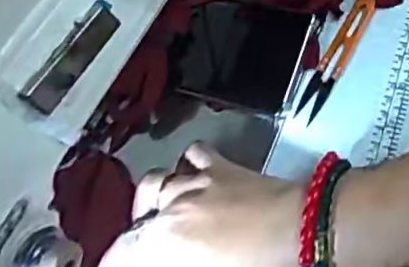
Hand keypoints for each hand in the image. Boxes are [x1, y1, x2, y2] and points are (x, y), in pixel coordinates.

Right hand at [100, 143, 301, 266]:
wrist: (295, 226)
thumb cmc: (250, 264)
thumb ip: (173, 260)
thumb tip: (166, 255)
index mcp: (161, 244)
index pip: (117, 255)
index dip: (113, 262)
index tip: (117, 264)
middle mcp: (172, 208)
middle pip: (133, 221)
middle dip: (129, 239)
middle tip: (140, 251)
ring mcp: (198, 181)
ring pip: (154, 183)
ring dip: (149, 201)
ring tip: (156, 216)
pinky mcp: (222, 165)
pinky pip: (194, 153)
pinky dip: (184, 165)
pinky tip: (188, 178)